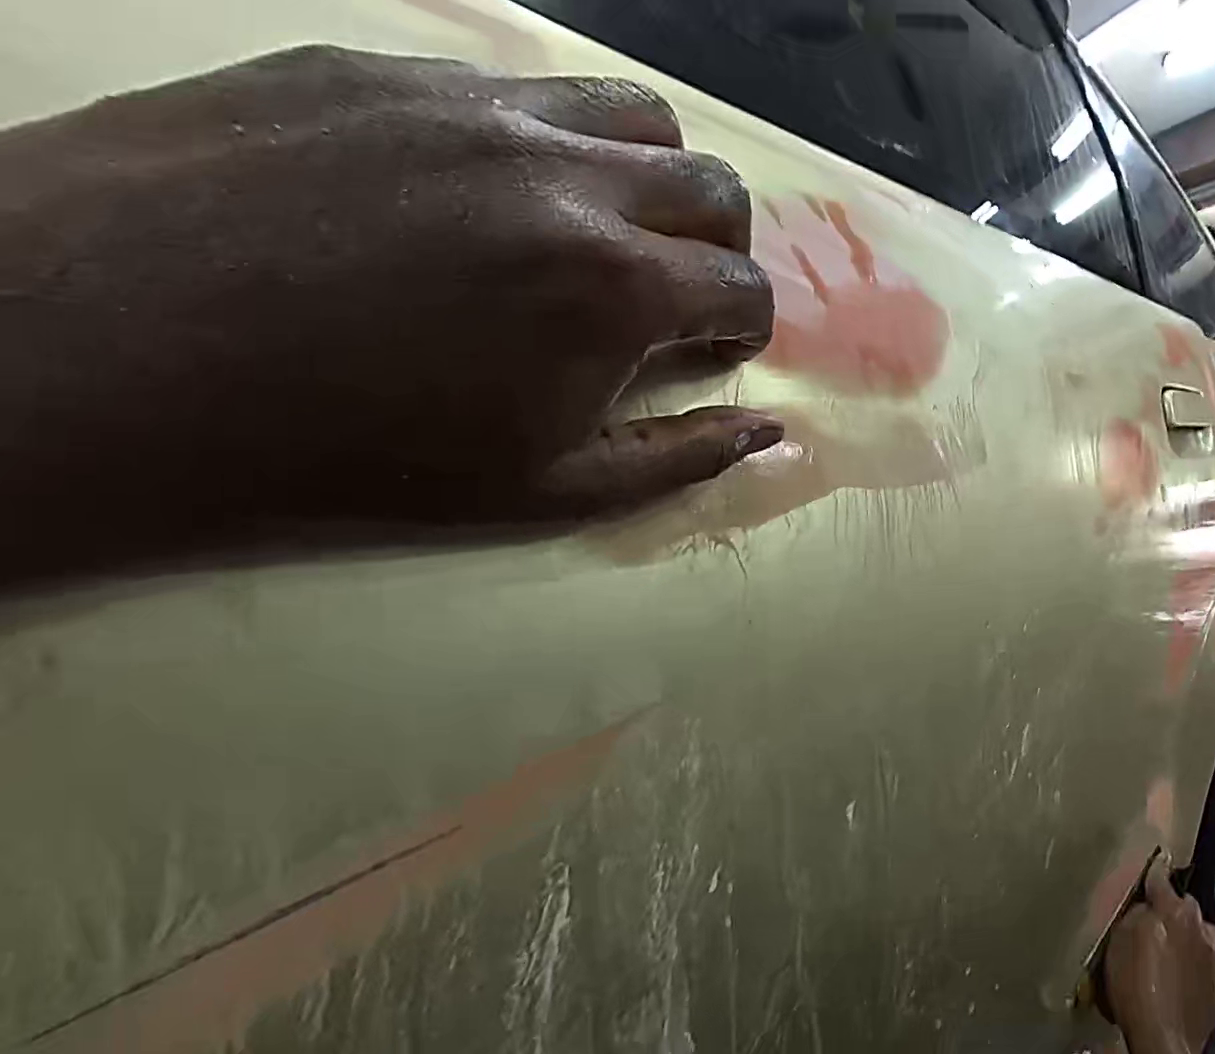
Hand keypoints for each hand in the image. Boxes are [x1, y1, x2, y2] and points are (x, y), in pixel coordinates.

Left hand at [0, 46, 778, 583]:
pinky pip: (526, 91)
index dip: (748, 326)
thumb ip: (686, 456)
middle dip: (725, 248)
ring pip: (641, 115)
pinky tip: (509, 197)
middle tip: (686, 290)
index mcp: (615, 289)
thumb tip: (770, 430)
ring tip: (615, 229)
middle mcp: (570, 180)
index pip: (744, 287)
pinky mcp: (387, 70)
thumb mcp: (559, 489)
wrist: (111, 360)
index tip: (719, 347)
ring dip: (659, 180)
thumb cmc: (370, 454)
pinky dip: (560, 145)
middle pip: (716, 188)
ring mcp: (477, 109)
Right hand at [1102, 854, 1214, 1053]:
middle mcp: (1198, 928)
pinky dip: (1214, 978)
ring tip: (1178, 947)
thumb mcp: (1118, 938)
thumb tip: (1145, 904)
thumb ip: (1135, 914)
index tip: (1150, 865)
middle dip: (1175, 908)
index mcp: (1173, 909)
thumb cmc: (1132, 980)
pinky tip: (1205, 982)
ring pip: (1206, 937)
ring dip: (1195, 937)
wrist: (1161, 1036)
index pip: (1161, 879)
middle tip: (1155, 917)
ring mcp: (1213, 961)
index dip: (1153, 873)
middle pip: (1187, 907)